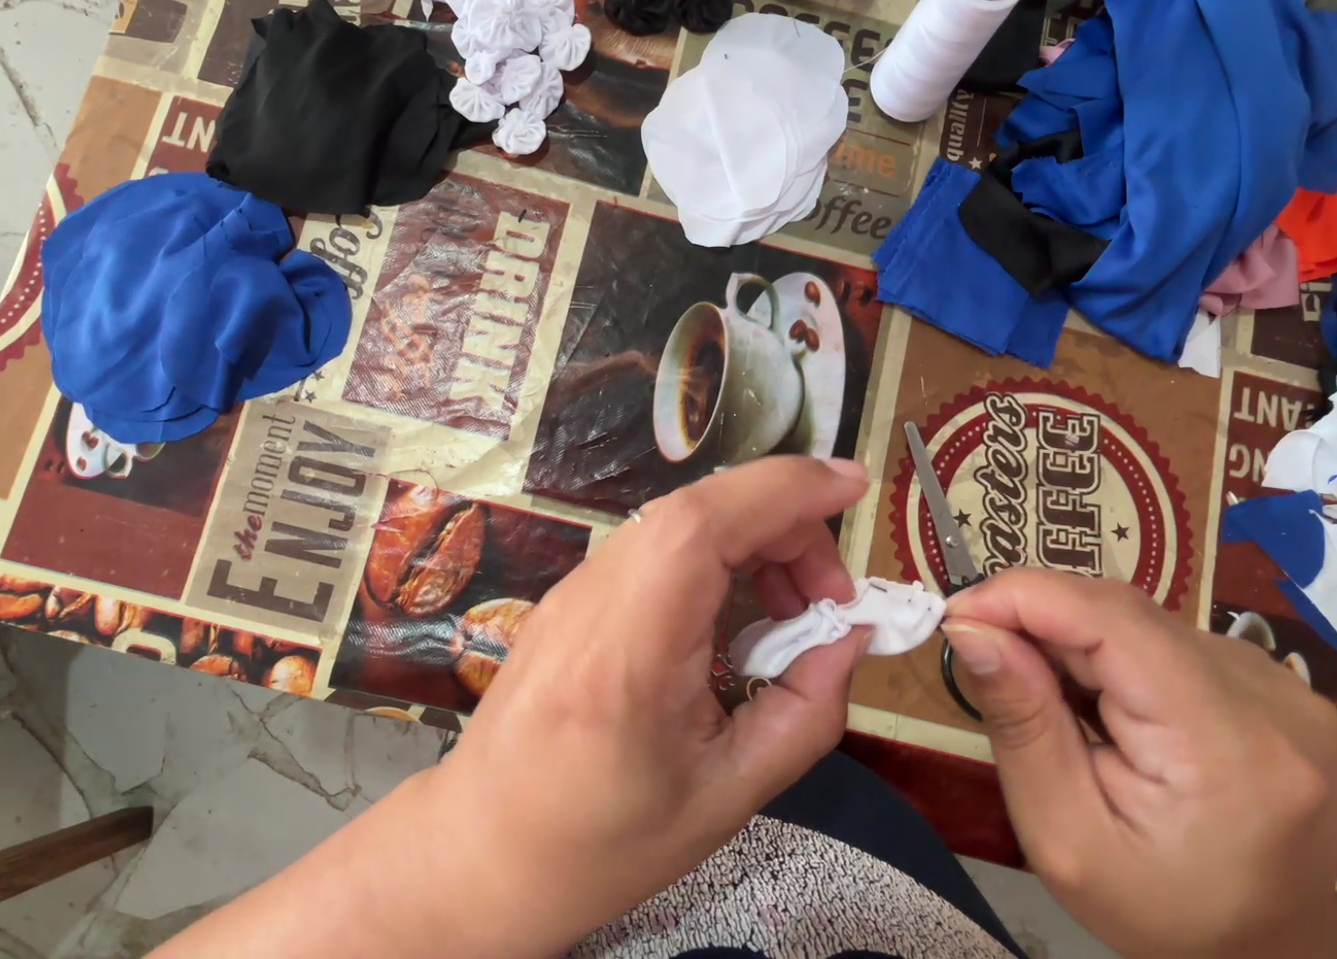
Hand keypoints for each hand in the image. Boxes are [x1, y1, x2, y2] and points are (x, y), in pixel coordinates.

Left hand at [160, 456, 877, 957]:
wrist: (482, 851)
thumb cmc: (602, 842)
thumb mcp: (727, 796)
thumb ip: (805, 710)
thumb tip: (851, 633)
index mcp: (627, 650)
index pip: (703, 525)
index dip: (783, 489)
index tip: (854, 485)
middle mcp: (591, 596)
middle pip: (698, 511)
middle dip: (785, 527)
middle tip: (830, 600)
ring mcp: (573, 588)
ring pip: (678, 523)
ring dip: (751, 542)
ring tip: (790, 615)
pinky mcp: (572, 594)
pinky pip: (656, 548)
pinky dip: (715, 559)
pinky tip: (736, 618)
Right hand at [942, 568, 1336, 958]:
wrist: (1264, 950)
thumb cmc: (1156, 911)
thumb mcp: (1062, 835)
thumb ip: (1021, 725)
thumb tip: (971, 629)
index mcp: (1225, 748)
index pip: (1114, 621)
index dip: (1024, 596)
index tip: (955, 614)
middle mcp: (1269, 699)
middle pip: (1124, 614)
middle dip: (1037, 618)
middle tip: (981, 651)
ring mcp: (1281, 686)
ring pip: (1139, 619)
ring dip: (1071, 637)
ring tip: (1044, 696)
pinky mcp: (1275, 684)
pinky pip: (1165, 637)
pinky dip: (1109, 651)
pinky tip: (1098, 701)